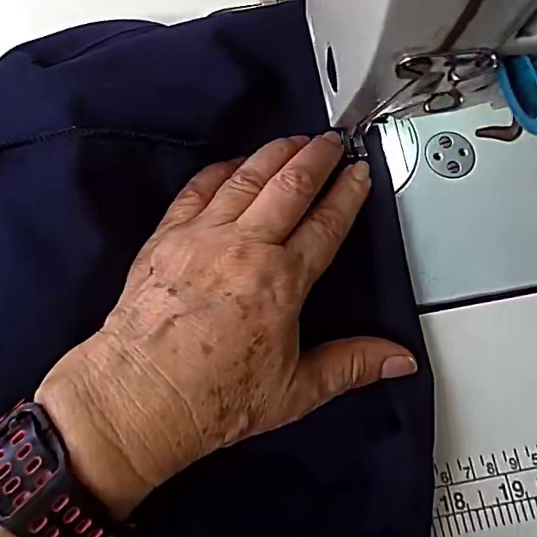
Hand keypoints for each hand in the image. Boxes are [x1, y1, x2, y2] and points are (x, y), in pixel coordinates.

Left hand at [34, 132, 417, 516]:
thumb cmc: (209, 394)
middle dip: (317, 157)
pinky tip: (230, 165)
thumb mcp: (295, 391)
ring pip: (245, 179)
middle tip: (332, 142)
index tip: (358, 175)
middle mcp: (243, 248)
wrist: (142, 393)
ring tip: (291, 141)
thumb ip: (350, 366)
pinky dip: (218, 171)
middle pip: (290, 186)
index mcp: (281, 281)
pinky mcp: (166, 238)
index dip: (348, 193)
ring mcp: (202, 237)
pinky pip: (196, 190)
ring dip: (272, 155)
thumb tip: (394, 359)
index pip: (326, 223)